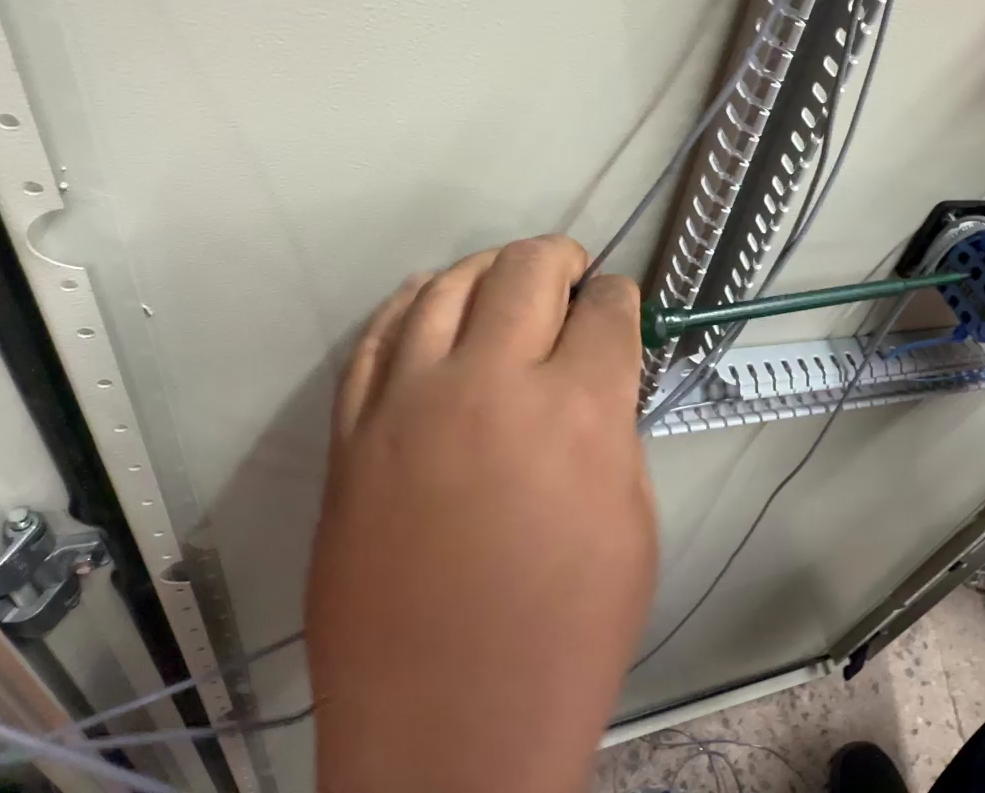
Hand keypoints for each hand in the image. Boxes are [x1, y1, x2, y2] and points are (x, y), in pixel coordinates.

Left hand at [306, 236, 655, 792]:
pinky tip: (431, 303)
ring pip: (445, 288)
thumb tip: (593, 382)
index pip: (607, 313)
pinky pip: (379, 338)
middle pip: (525, 273)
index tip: (618, 302)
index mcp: (575, 410)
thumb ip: (612, 432)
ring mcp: (407, 404)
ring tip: (505, 278)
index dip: (620, 299)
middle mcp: (488, 384)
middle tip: (573, 270)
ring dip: (486, 270)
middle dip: (559, 260)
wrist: (449, 723)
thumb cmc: (568, 634)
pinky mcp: (353, 434)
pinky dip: (412, 305)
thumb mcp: (632, 524)